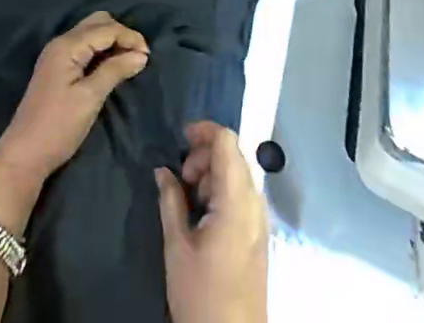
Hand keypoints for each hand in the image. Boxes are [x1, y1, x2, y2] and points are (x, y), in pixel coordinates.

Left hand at [0, 11, 149, 184]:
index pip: (106, 29)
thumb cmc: (59, 125)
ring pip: (91, 33)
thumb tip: (141, 55)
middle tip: (138, 56)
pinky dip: (101, 50)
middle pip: (97, 23)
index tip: (148, 56)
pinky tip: (111, 65)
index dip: (130, 38)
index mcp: (67, 46)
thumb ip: (115, 70)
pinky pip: (85, 47)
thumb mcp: (90, 97)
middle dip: (121, 34)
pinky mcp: (57, 68)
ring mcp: (57, 55)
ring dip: (112, 41)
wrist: (24, 155)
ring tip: (128, 61)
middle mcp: (61, 43)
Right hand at [155, 122, 267, 322]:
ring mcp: (260, 217)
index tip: (180, 137)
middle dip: (205, 154)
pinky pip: (242, 193)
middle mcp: (255, 201)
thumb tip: (163, 170)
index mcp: (237, 200)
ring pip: (238, 173)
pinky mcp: (258, 231)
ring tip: (188, 196)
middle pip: (234, 154)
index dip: (204, 130)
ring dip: (212, 171)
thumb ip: (171, 201)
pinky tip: (202, 210)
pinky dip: (222, 188)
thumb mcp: (177, 247)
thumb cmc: (201, 294)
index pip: (227, 141)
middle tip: (179, 176)